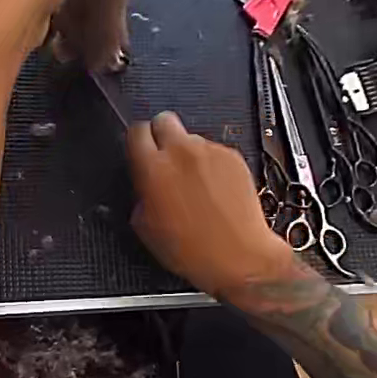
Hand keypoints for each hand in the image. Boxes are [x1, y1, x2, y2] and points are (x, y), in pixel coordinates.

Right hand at [127, 112, 295, 298]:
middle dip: (162, 137)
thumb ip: (141, 195)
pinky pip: (216, 152)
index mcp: (153, 168)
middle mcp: (182, 152)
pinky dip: (213, 165)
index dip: (138, 142)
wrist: (239, 257)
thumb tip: (144, 185)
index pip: (136, 130)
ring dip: (190, 155)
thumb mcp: (147, 229)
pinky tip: (216, 191)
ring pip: (193, 138)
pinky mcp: (234, 157)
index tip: (141, 152)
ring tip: (197, 188)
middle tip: (166, 162)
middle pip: (165, 120)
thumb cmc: (194, 251)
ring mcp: (211, 152)